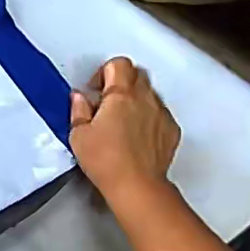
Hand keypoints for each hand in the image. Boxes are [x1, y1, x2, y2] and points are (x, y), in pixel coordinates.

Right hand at [69, 56, 181, 202]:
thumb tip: (79, 99)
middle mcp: (145, 99)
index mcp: (121, 95)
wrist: (136, 186)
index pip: (118, 64)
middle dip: (121, 81)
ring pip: (150, 93)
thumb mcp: (79, 134)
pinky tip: (135, 134)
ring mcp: (161, 115)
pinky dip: (149, 117)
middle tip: (106, 99)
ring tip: (120, 120)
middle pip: (137, 74)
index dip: (104, 72)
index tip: (95, 89)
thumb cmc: (107, 161)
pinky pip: (161, 113)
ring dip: (136, 99)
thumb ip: (78, 110)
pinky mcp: (171, 131)